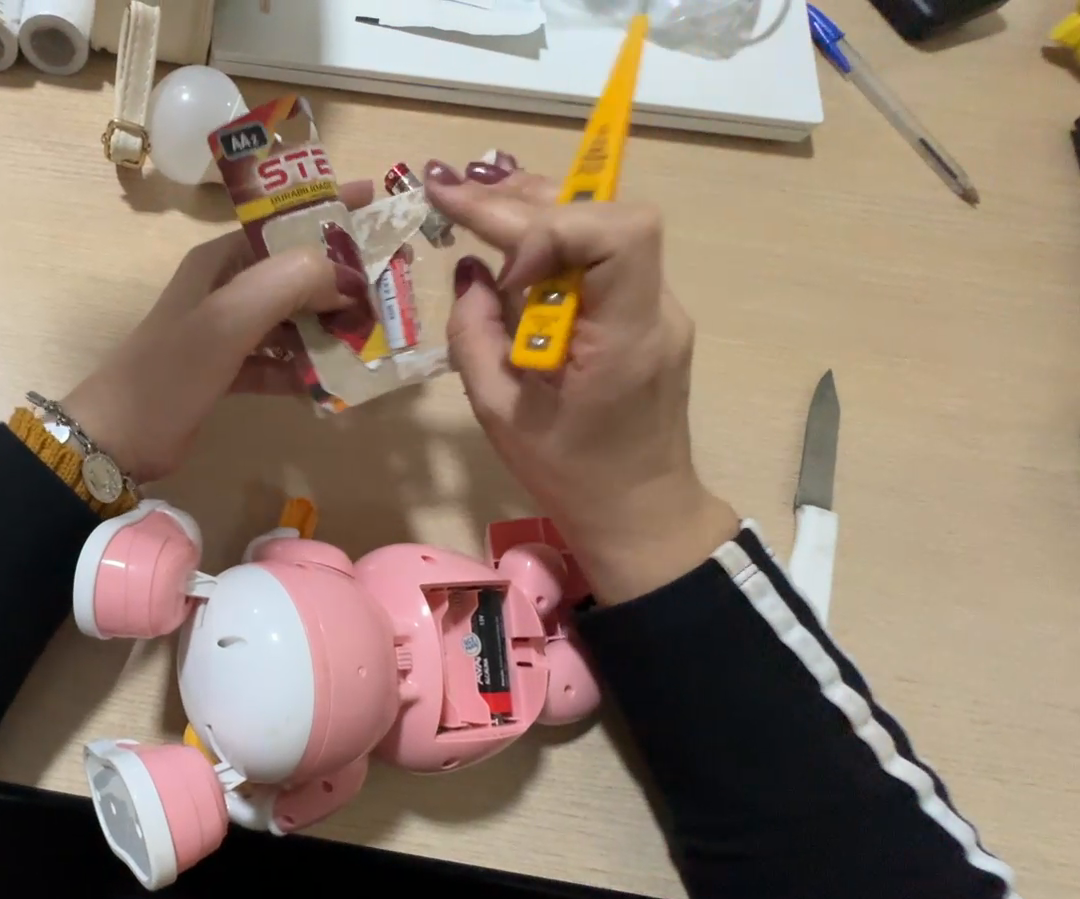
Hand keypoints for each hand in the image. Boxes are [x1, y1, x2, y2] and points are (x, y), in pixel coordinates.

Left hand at [61, 181, 374, 483]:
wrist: (117, 437)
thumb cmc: (168, 373)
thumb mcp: (226, 320)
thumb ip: (286, 285)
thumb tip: (345, 276)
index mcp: (219, 262)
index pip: (284, 221)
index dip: (332, 211)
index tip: (384, 204)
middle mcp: (224, 291)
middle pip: (294, 273)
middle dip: (341, 278)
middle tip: (392, 286)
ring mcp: (225, 334)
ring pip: (289, 321)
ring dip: (328, 328)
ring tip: (374, 337)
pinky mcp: (226, 374)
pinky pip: (276, 364)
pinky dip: (301, 371)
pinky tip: (333, 384)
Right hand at [425, 159, 737, 602]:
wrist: (638, 506)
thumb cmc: (567, 472)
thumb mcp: (500, 414)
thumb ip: (475, 339)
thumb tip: (469, 275)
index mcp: (625, 335)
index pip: (615, 235)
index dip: (548, 233)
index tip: (498, 273)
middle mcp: (652, 305)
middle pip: (603, 215)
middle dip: (519, 200)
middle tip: (448, 189)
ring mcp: (654, 304)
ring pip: (604, 225)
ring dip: (535, 206)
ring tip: (470, 196)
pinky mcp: (640, 312)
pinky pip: (599, 258)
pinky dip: (550, 239)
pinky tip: (505, 241)